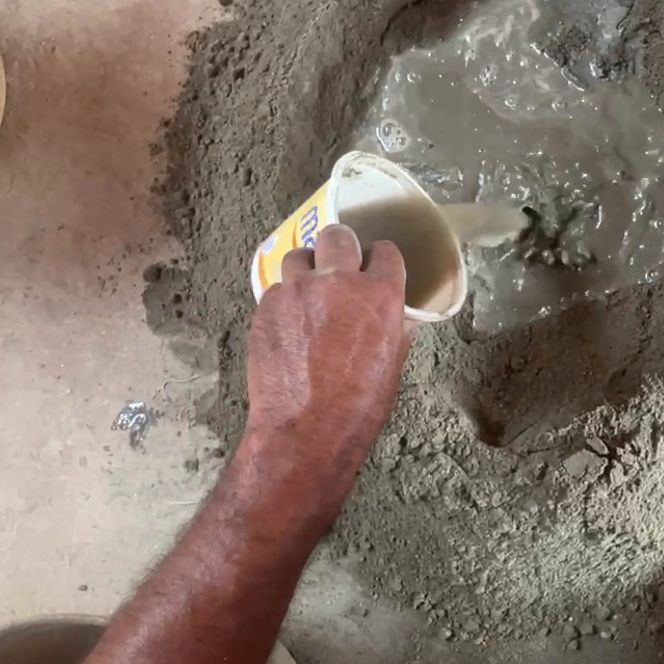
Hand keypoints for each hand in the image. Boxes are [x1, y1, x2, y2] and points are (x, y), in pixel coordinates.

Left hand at [241, 224, 411, 496]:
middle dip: (340, 245)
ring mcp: (298, 290)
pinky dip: (285, 300)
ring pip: (299, 256)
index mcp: (380, 295)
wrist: (307, 427)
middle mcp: (339, 281)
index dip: (381, 258)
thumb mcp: (393, 365)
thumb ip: (394, 331)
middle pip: (338, 236)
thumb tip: (396, 320)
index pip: (385, 252)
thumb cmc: (360, 404)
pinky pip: (277, 289)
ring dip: (307, 268)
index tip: (376, 266)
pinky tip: (289, 323)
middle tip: (339, 263)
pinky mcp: (267, 305)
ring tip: (308, 290)